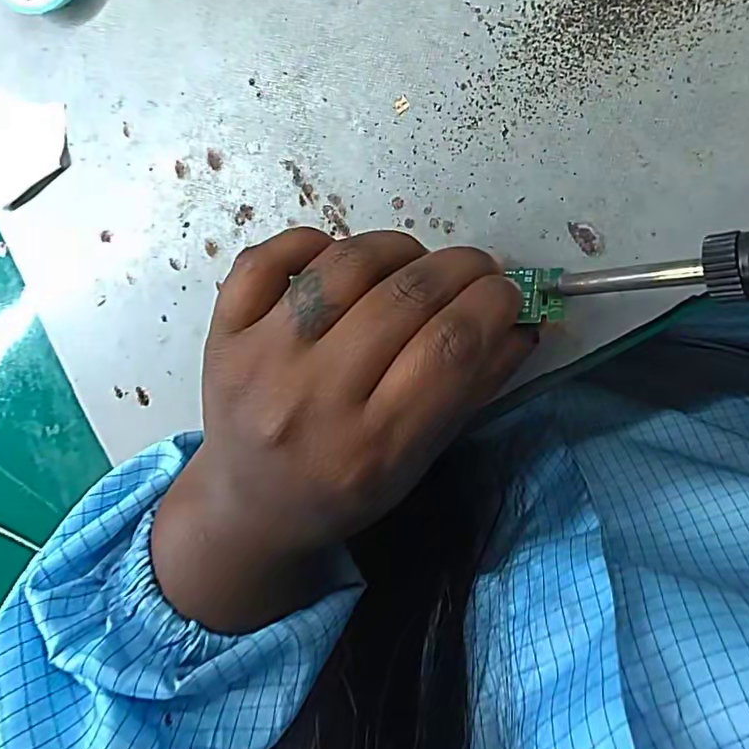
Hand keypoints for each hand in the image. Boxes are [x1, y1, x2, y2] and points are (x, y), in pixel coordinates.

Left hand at [151, 229, 534, 631]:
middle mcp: (311, 401)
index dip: (493, 303)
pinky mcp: (223, 333)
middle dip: (462, 267)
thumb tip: (525, 320)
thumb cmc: (350, 487)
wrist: (252, 507)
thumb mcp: (424, 454)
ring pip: (345, 265)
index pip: (451, 347)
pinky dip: (314, 241)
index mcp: (372, 446)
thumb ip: (479, 385)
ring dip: (399, 248)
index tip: (509, 291)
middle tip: (480, 268)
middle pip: (406, 298)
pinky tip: (341, 257)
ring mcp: (259, 361)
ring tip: (418, 261)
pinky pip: (268, 257)